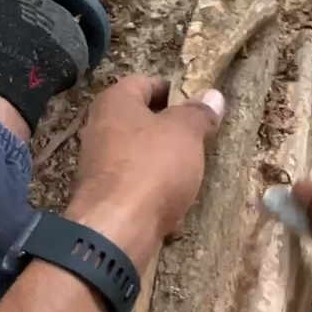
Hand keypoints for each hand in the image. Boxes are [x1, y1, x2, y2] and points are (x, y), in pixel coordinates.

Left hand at [66, 76, 224, 267]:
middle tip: (198, 143)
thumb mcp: (185, 133)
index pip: (144, 82)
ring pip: (140, 158)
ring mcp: (99, 167)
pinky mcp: (104, 199)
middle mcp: (99, 129)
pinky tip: (173, 212)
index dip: (173, 90)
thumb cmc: (152, 168)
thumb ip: (199, 114)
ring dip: (165, 168)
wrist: (117, 229)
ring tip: (190, 178)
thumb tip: (213, 96)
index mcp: (115, 102)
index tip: (197, 107)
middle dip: (171, 133)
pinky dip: (154, 197)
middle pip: (141, 122)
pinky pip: (136, 190)